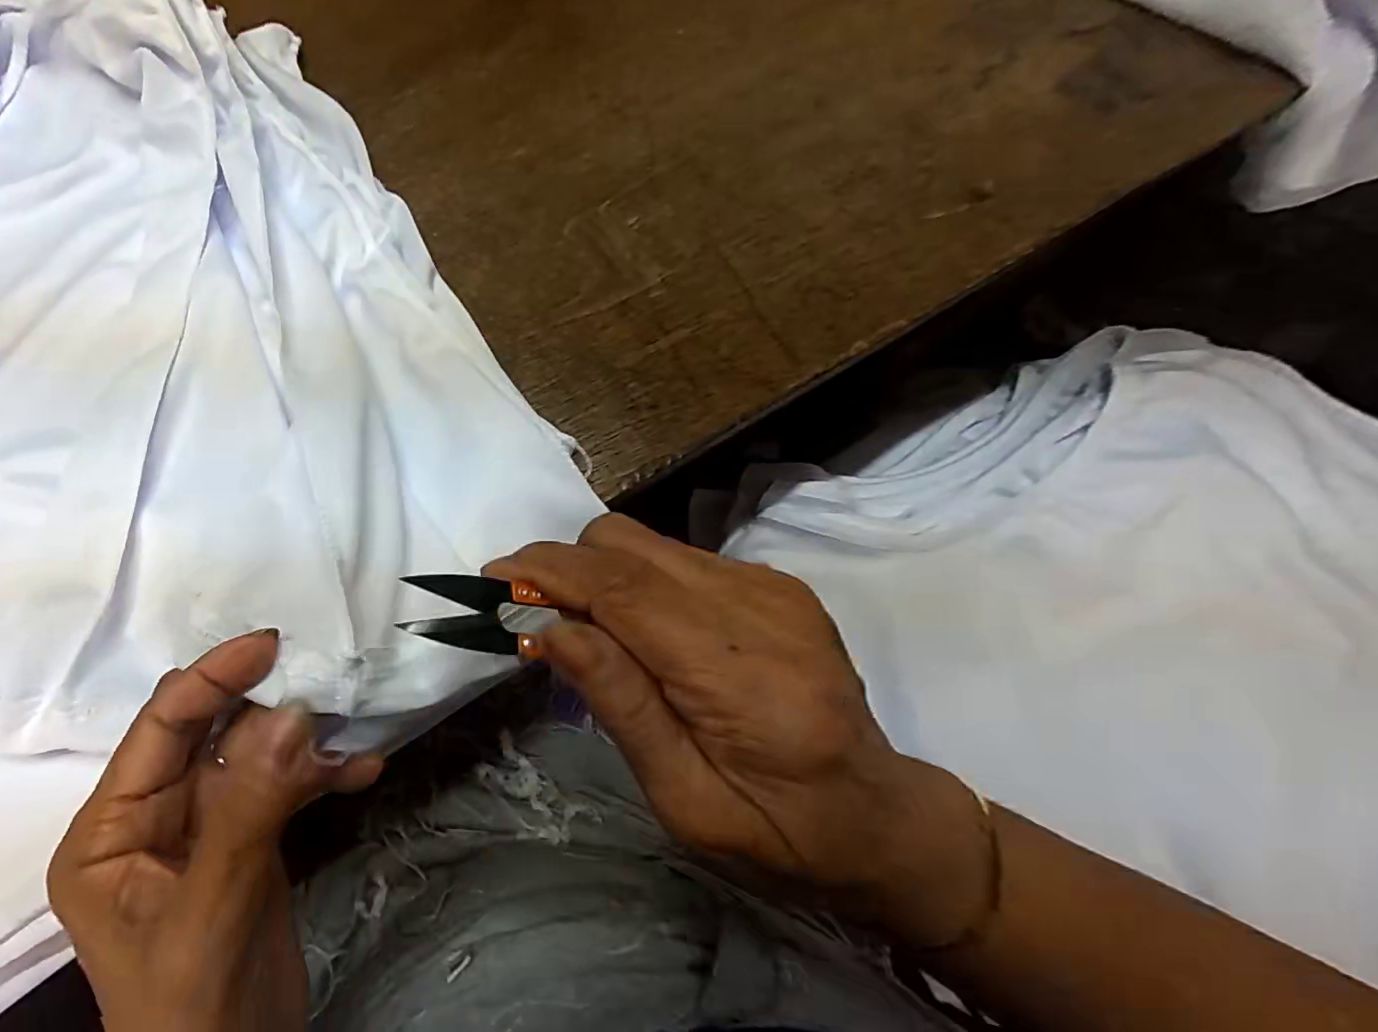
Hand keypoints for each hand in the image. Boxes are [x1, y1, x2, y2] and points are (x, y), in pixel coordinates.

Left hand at [47, 630, 383, 1031]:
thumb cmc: (189, 1006)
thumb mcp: (211, 907)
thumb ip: (248, 808)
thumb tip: (290, 715)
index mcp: (112, 828)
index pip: (160, 728)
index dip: (211, 678)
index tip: (269, 644)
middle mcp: (155, 814)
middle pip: (210, 731)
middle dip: (262, 703)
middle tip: (317, 678)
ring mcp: (207, 825)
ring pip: (254, 753)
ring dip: (301, 738)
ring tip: (344, 724)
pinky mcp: (250, 840)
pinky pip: (285, 788)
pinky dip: (322, 776)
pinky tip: (361, 770)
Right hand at [488, 514, 991, 944]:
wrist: (883, 816)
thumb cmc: (781, 835)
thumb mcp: (685, 801)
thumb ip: (620, 705)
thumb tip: (551, 629)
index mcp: (742, 677)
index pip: (622, 592)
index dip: (550, 573)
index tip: (494, 574)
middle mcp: (760, 608)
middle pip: (628, 544)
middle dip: (564, 566)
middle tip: (530, 612)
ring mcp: (771, 587)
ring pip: (646, 542)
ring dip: (597, 572)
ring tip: (581, 624)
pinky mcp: (773, 582)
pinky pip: (675, 557)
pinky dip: (635, 579)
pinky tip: (638, 628)